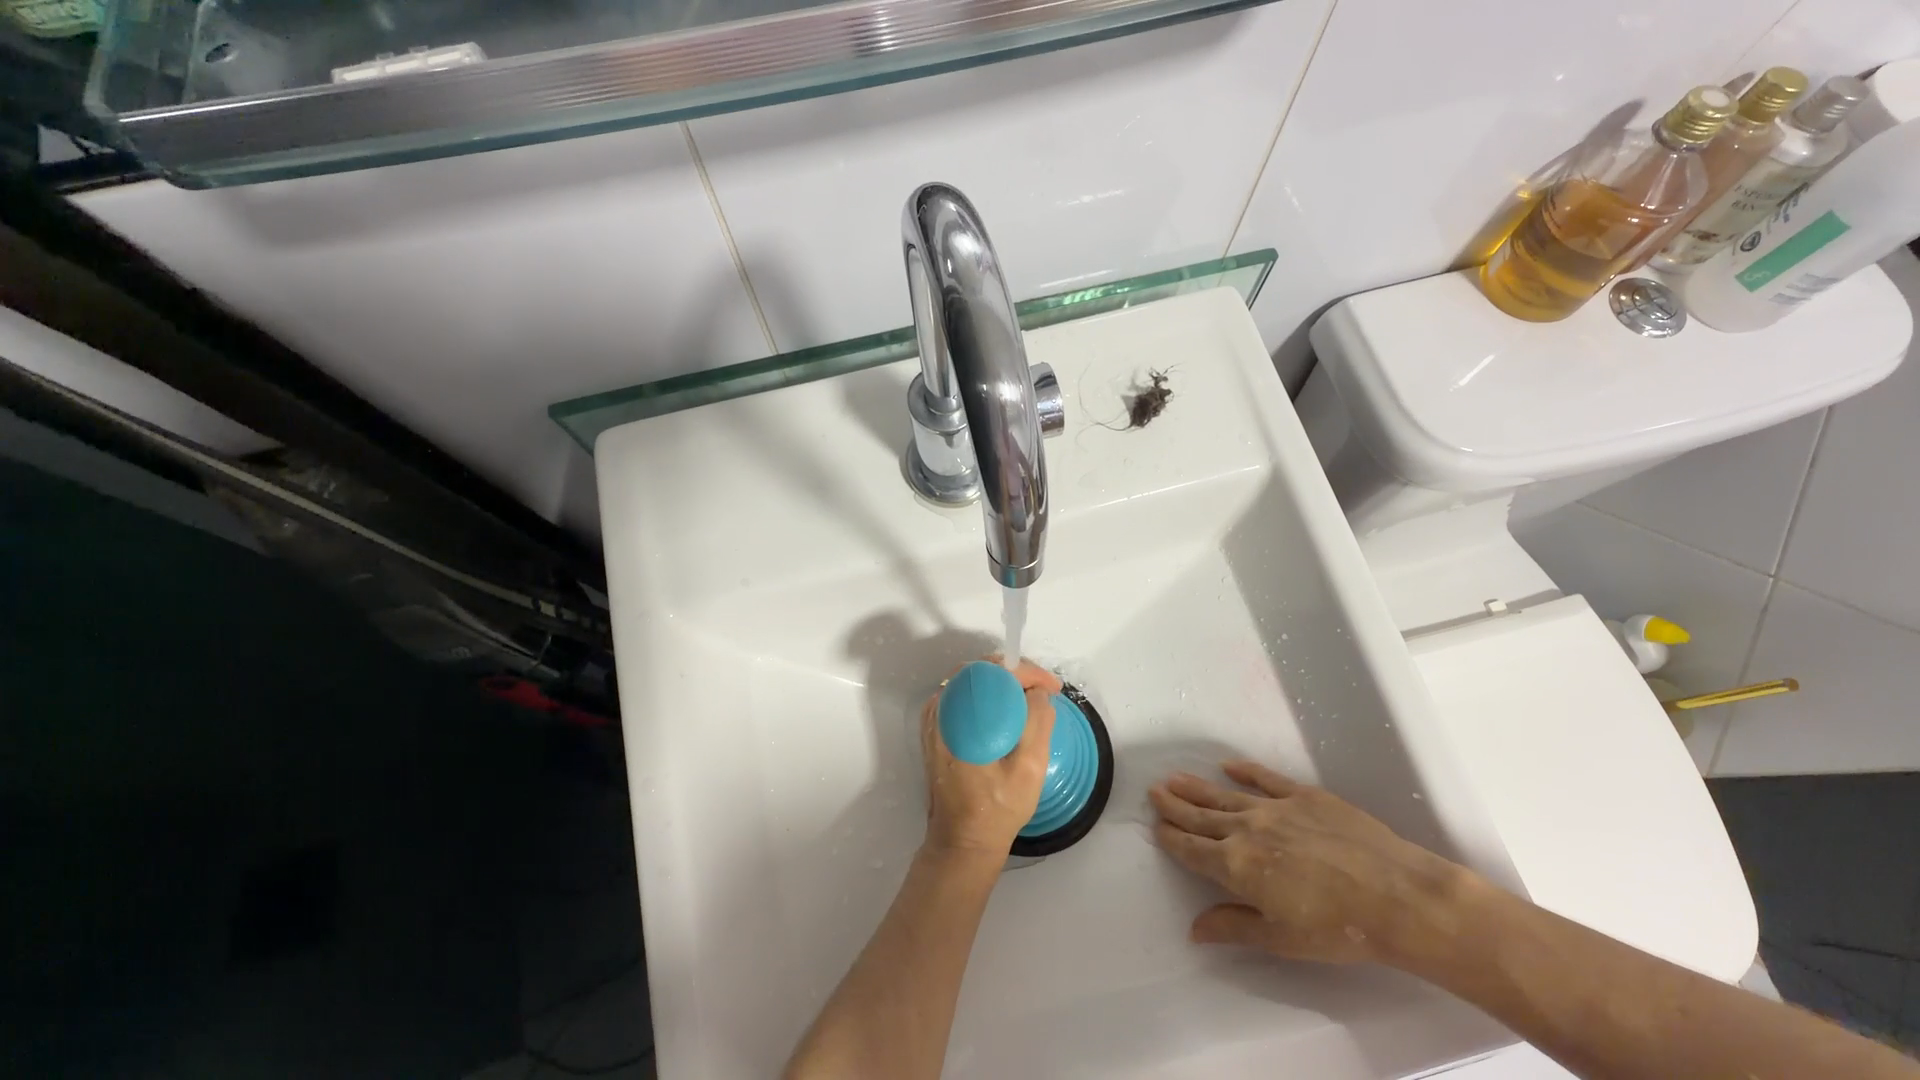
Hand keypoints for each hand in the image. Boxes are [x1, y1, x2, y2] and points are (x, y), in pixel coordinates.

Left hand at [919, 658, 1060, 855]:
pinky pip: (963, 699)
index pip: (993, 670)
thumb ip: (1037, 722)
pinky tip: (1009, 715)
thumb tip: (1038, 693)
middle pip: (980, 671)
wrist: (962, 843)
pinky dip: (988, 699)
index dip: (1028, 671)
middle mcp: (940, 710)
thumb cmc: (997, 810)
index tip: (1053, 687)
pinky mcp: (935, 731)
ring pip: (971, 683)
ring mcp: (934, 720)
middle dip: (1016, 675)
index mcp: (959, 715)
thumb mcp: (1029, 768)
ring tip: (1032, 701)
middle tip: (1045, 692)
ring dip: (1002, 685)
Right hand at [1150, 761, 1466, 965]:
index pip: (1192, 849)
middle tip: (1154, 791)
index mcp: (1236, 866)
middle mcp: (1247, 830)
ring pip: (1225, 795)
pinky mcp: (1305, 796)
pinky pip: (1265, 778)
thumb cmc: (1337, 929)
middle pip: (1202, 817)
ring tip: (1175, 778)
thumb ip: (1233, 926)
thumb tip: (1194, 929)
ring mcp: (1276, 808)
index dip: (1171, 838)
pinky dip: (1244, 770)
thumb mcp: (1280, 939)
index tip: (1155, 826)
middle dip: (1175, 806)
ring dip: (1197, 788)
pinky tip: (1229, 764)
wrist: (1397, 896)